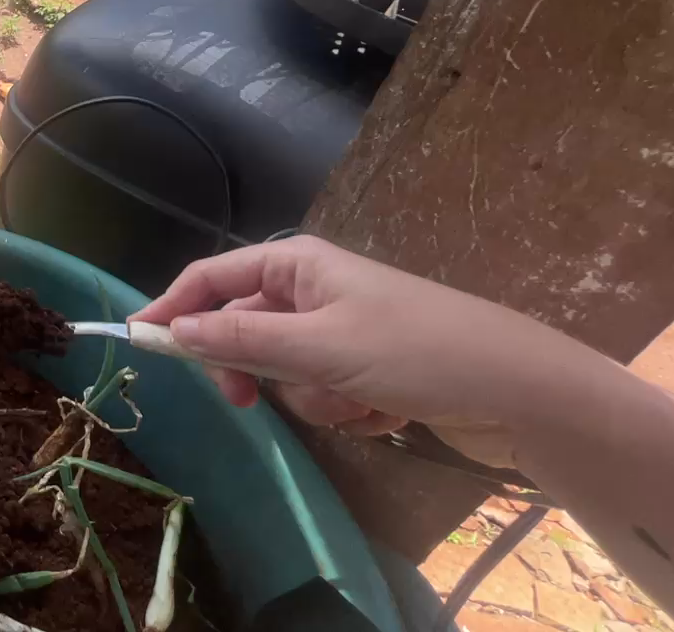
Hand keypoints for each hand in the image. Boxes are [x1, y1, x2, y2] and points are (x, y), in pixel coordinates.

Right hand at [132, 236, 614, 465]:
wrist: (532, 396)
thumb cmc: (415, 349)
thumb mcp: (318, 347)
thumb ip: (238, 340)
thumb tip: (172, 332)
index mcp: (292, 263)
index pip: (209, 278)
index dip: (172, 306)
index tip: (142, 339)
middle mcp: (307, 288)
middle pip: (240, 326)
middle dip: (247, 365)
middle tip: (241, 399)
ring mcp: (334, 327)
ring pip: (278, 364)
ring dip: (303, 392)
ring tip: (349, 404)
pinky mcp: (360, 364)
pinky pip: (315, 385)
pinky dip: (337, 404)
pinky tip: (376, 412)